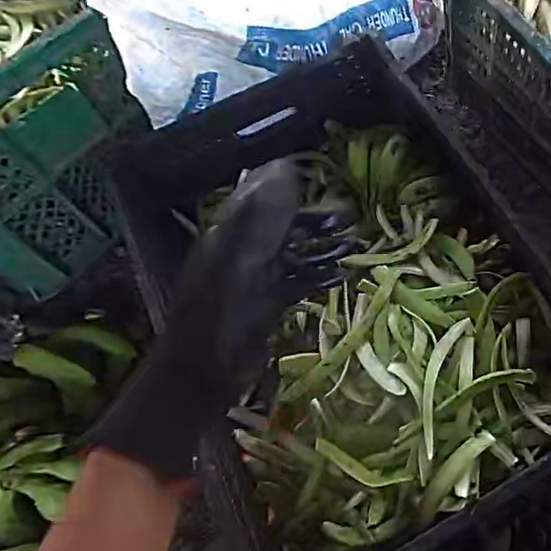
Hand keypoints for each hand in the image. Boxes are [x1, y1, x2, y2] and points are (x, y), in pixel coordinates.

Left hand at [87, 158, 351, 481]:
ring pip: (291, 252)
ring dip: (318, 247)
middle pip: (280, 225)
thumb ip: (263, 217)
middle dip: (311, 219)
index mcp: (225, 238)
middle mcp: (240, 254)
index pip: (257, 199)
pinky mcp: (265, 305)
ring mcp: (253, 280)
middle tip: (346, 216)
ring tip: (349, 243)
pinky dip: (316, 276)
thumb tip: (285, 171)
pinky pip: (295, 281)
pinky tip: (337, 276)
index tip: (318, 178)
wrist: (201, 378)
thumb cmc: (218, 318)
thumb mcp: (240, 261)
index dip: (286, 186)